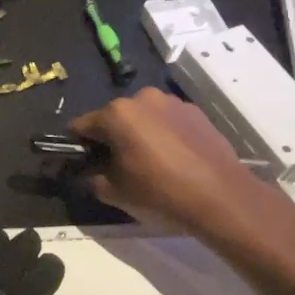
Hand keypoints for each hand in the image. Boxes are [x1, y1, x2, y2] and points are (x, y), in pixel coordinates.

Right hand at [68, 88, 282, 236]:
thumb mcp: (113, 193)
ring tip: (144, 164)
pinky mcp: (195, 112)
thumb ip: (92, 178)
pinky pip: (165, 121)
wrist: (219, 196)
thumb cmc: (158, 193)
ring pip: (141, 118)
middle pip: (112, 118)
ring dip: (135, 136)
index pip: (80, 126)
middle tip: (113, 167)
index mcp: (117, 115)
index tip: (78, 164)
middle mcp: (143, 98)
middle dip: (108, 138)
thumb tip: (88, 173)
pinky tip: (168, 161)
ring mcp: (172, 102)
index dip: (75, 147)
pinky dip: (160, 136)